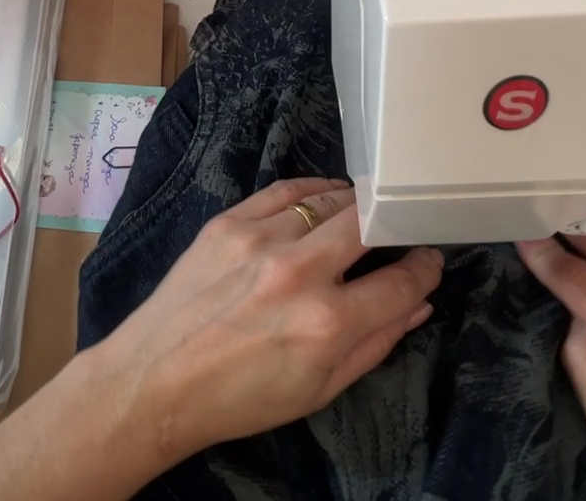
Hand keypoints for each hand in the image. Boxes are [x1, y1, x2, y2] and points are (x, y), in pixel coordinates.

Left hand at [93, 178, 443, 460]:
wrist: (156, 380)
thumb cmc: (241, 397)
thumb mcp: (320, 390)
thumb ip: (375, 343)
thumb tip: (417, 304)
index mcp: (327, 324)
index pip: (399, 284)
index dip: (424, 268)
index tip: (429, 258)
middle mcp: (299, 273)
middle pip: (367, 225)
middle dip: (393, 224)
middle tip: (398, 228)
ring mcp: (260, 240)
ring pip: (328, 201)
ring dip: (355, 205)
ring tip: (363, 212)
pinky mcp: (229, 222)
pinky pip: (284, 190)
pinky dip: (313, 189)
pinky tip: (325, 196)